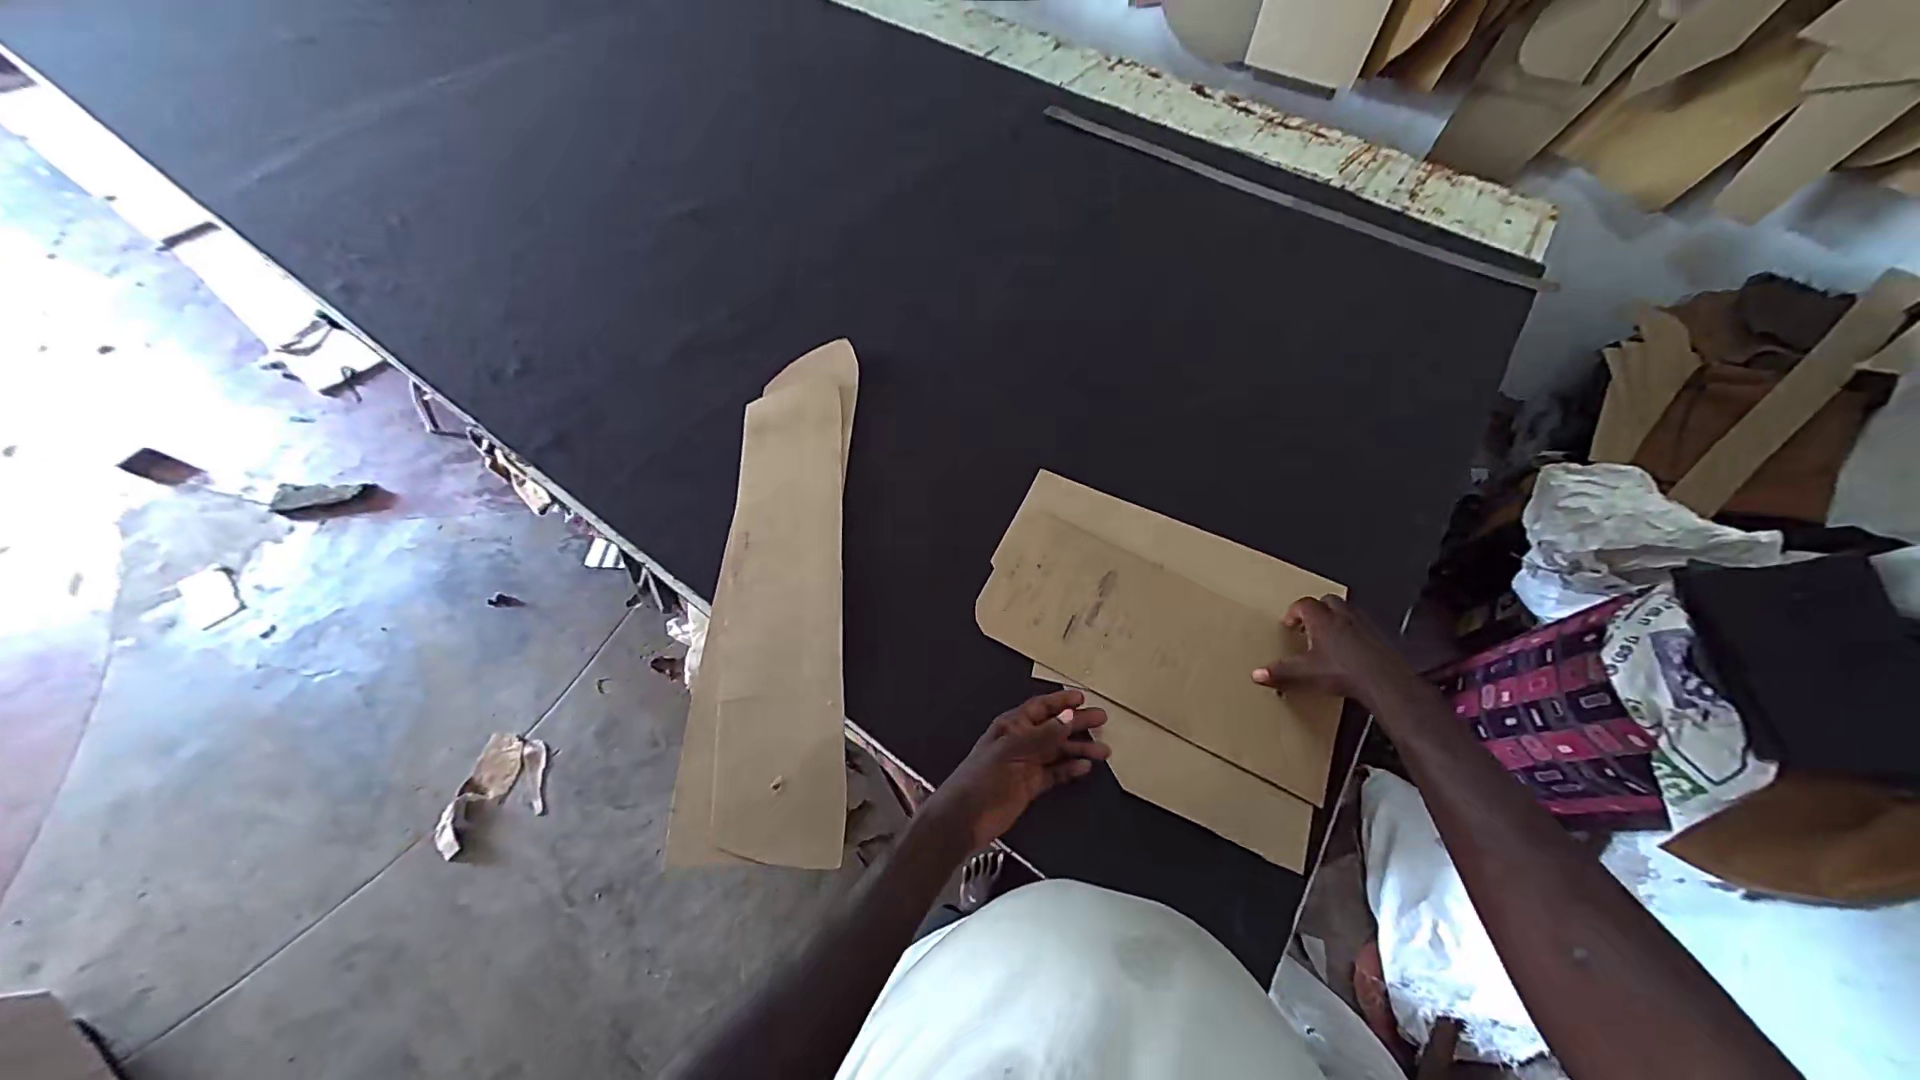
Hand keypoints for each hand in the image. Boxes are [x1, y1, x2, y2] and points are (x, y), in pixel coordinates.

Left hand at [919, 689, 1109, 852]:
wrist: (965, 816)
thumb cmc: (980, 778)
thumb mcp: (1011, 750)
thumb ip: (1042, 734)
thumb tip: (1068, 717)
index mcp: (1012, 726)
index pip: (1040, 708)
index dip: (1060, 702)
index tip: (1081, 698)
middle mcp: (1021, 741)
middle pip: (1054, 728)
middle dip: (1077, 723)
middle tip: (1101, 719)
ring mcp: (1026, 763)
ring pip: (1058, 751)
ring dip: (1079, 749)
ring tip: (1103, 750)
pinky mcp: (1030, 784)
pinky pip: (1055, 773)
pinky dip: (1070, 769)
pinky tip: (1084, 767)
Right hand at [1252, 595, 1421, 709]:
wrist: (1384, 682)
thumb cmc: (1346, 672)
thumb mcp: (1305, 673)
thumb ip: (1279, 672)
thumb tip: (1258, 674)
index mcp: (1323, 620)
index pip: (1304, 604)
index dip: (1294, 612)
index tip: (1289, 623)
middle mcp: (1344, 617)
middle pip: (1328, 601)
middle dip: (1317, 609)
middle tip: (1309, 624)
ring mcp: (1365, 625)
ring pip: (1348, 611)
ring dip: (1337, 618)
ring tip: (1329, 636)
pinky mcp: (1381, 637)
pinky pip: (1364, 627)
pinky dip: (1354, 632)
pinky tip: (1351, 651)